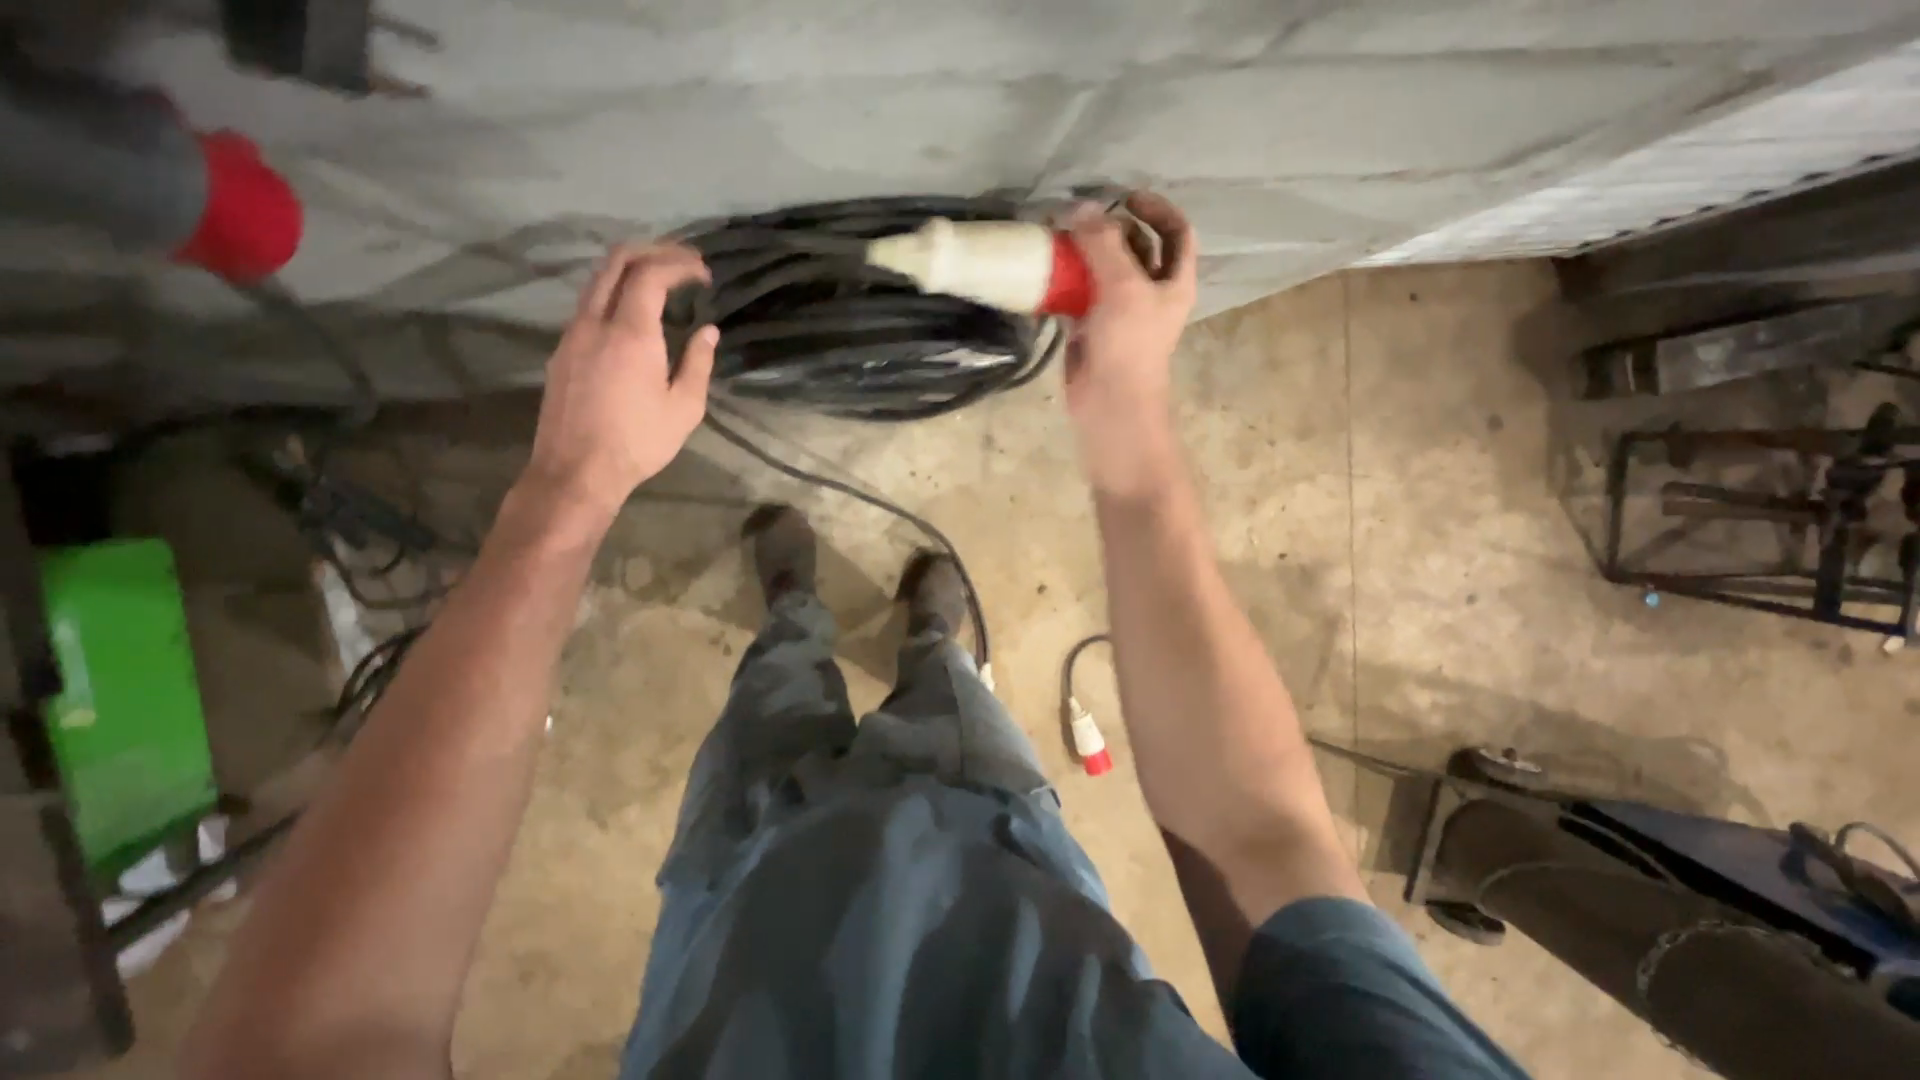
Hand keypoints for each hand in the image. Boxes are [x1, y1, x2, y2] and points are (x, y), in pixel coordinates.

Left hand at [521, 244, 718, 518]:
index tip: (704, 274)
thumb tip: (708, 332)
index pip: (651, 273)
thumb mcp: (684, 408)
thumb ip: (698, 363)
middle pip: (617, 261)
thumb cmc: (638, 442)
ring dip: (630, 270)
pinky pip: (588, 305)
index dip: (679, 264)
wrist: (576, 471)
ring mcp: (572, 334)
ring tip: (661, 281)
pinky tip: (633, 315)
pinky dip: (614, 293)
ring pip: (597, 280)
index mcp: (630, 332)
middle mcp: (595, 321)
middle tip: (683, 262)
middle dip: (653, 251)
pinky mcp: (562, 351)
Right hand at [1063, 192, 1197, 499]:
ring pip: (1104, 271)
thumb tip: (1079, 206)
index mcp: (1174, 282)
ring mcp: (1120, 313)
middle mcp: (1151, 294)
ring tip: (1058, 236)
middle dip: (1110, 229)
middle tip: (1080, 216)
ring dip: (1083, 253)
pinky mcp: (1092, 329)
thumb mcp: (1122, 286)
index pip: (1177, 232)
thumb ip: (1102, 243)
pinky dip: (1064, 282)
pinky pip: (1079, 296)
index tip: (1125, 197)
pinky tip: (1045, 270)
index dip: (1157, 208)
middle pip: (1136, 248)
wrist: (1110, 403)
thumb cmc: (1129, 344)